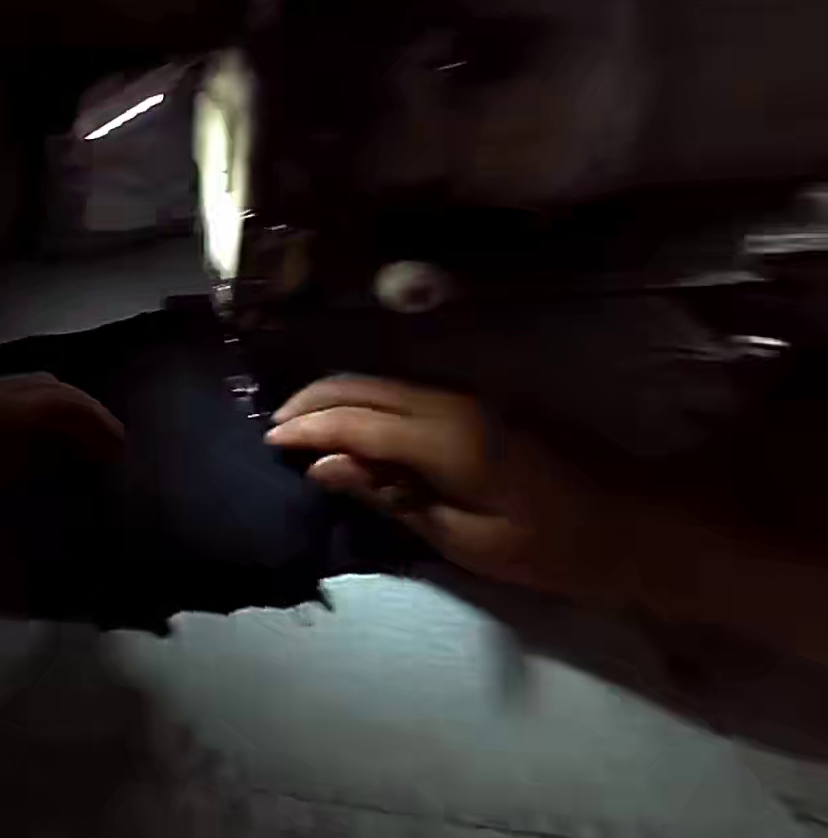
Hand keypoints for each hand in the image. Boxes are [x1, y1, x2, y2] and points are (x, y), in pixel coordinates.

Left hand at [0, 375, 123, 721]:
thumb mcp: (4, 548)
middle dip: (72, 412)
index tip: (121, 449)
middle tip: (101, 447)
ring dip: (40, 413)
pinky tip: (18, 452)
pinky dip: (10, 418)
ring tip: (66, 450)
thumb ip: (50, 518)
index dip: (96, 422)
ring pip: (4, 392)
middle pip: (33, 386)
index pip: (56, 401)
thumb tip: (82, 507)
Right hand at [265, 375, 650, 599]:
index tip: (270, 442)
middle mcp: (448, 404)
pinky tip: (348, 420)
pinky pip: (396, 386)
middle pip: (355, 387)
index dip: (304, 430)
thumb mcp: (469, 541)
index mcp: (446, 441)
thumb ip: (389, 496)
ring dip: (330, 397)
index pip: (352, 423)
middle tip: (277, 429)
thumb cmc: (560, 549)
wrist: (658, 528)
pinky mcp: (474, 398)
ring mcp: (464, 395)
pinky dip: (359, 397)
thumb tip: (323, 467)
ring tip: (302, 424)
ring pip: (373, 380)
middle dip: (306, 404)